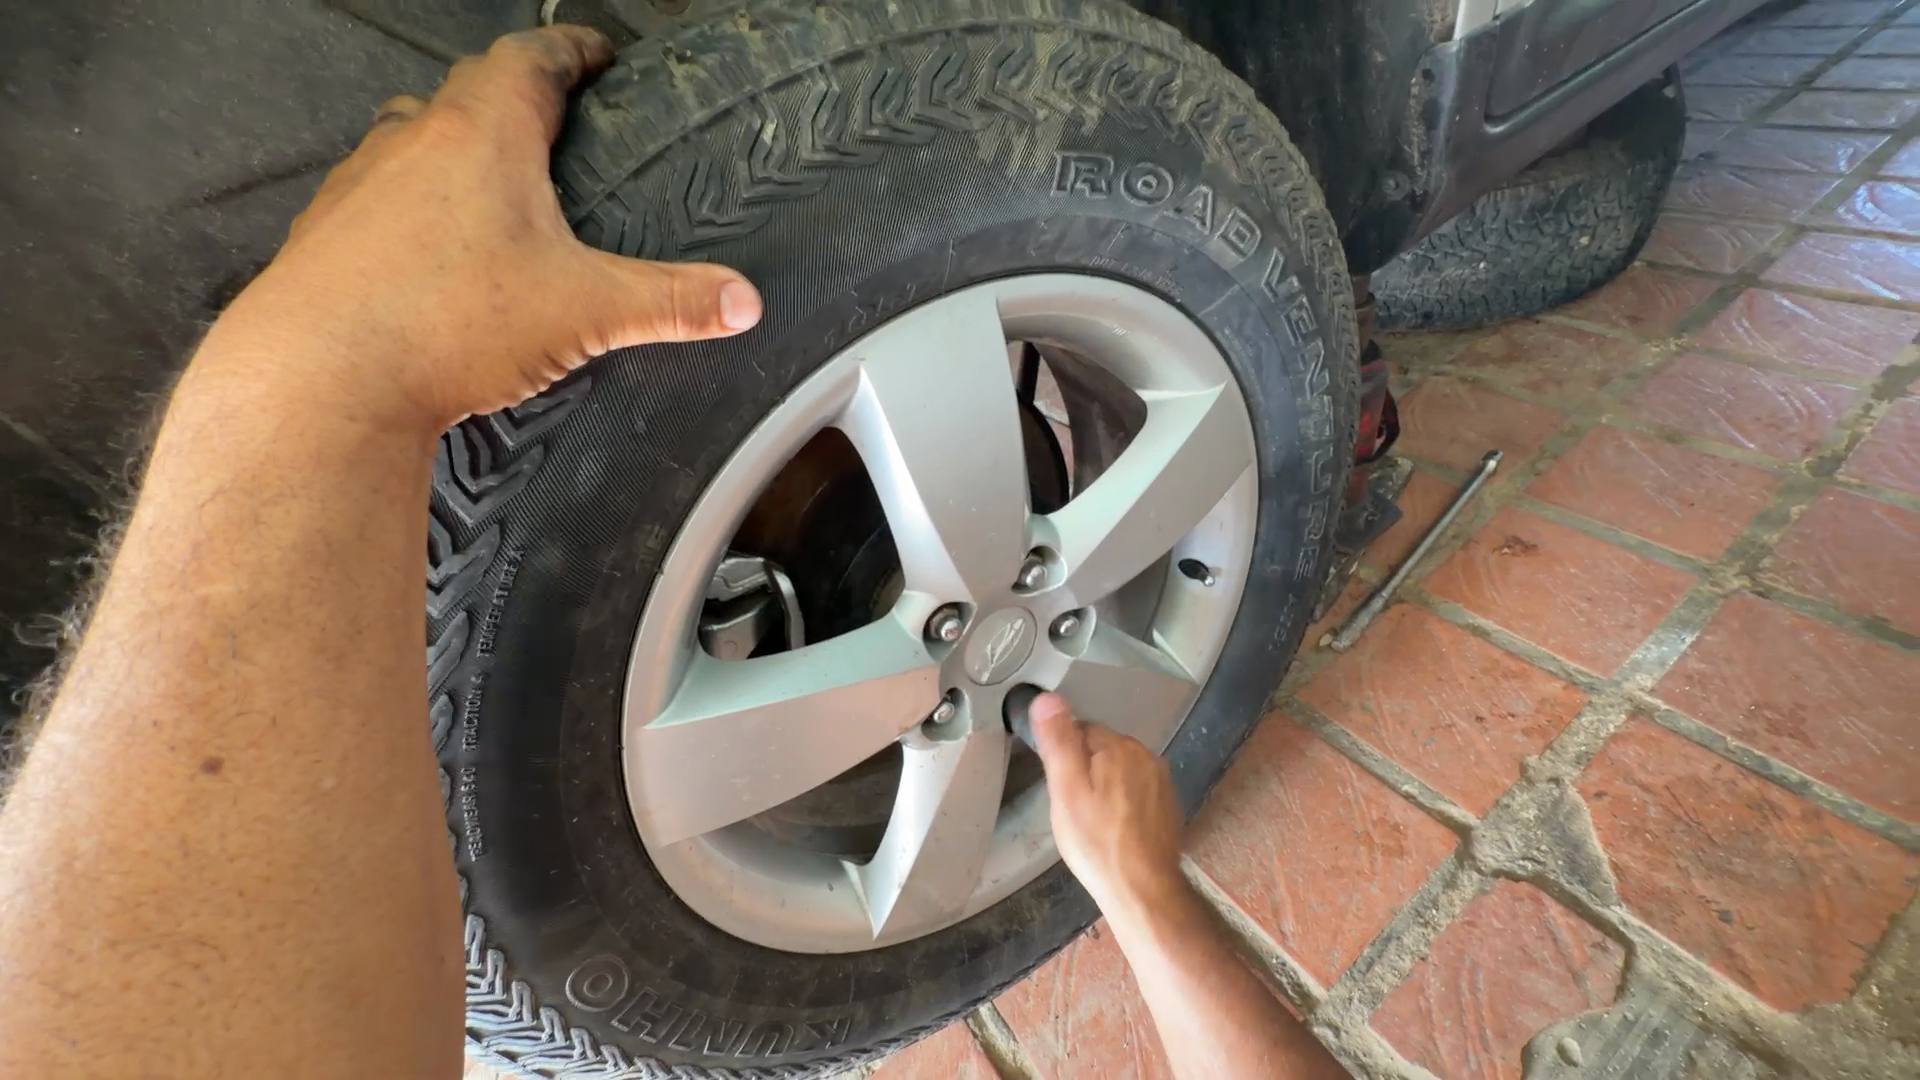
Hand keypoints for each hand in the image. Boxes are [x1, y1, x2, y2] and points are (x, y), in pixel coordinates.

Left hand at [199, 25, 762, 432]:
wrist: (326, 378)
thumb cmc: (447, 323)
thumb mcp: (591, 311)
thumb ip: (674, 301)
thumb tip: (742, 300)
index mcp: (481, 140)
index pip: (530, 60)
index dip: (571, 49)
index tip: (595, 51)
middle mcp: (414, 146)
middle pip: (472, 94)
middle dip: (520, 96)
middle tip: (560, 122)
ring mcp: (365, 186)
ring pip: (421, 142)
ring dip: (463, 150)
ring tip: (506, 187)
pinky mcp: (337, 236)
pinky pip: (388, 199)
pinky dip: (425, 207)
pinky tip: (451, 254)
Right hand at [1029, 692, 1186, 916]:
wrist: (1142, 891)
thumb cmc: (1096, 841)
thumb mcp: (1065, 790)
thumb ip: (1058, 741)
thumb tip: (1048, 698)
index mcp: (1118, 746)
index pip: (1080, 730)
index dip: (1065, 757)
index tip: (1061, 787)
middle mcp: (1145, 755)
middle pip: (1102, 749)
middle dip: (1085, 770)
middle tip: (1073, 807)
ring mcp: (1161, 780)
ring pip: (1120, 770)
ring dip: (1105, 785)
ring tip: (1093, 820)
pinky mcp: (1169, 804)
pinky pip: (1137, 790)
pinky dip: (1124, 802)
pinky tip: (1115, 828)